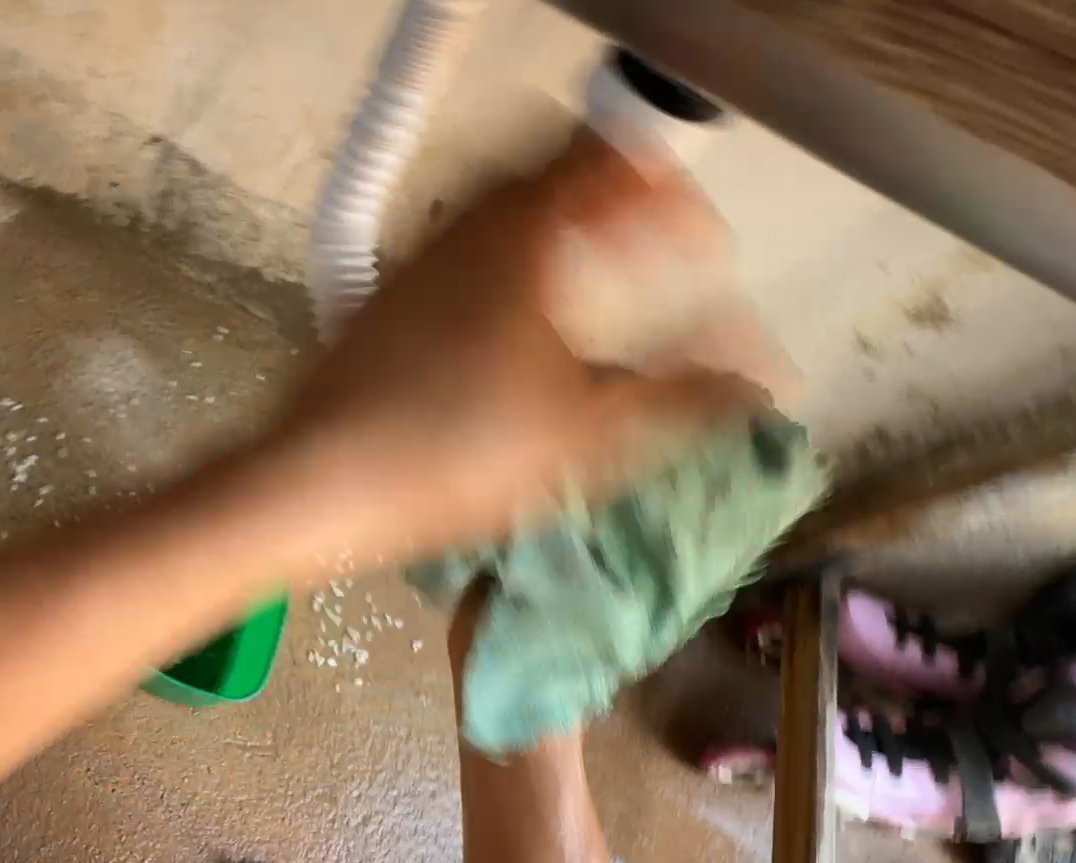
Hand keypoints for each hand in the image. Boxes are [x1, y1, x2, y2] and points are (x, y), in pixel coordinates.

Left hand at [263, 132, 769, 567]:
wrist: (318, 486)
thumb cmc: (453, 455)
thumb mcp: (587, 435)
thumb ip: (682, 397)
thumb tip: (756, 377)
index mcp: (518, 240)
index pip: (608, 163)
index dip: (664, 193)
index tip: (694, 246)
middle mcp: (453, 238)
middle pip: (540, 186)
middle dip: (601, 210)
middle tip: (638, 254)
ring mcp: (402, 275)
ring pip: (484, 231)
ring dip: (542, 248)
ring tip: (576, 300)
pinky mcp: (369, 317)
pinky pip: (442, 274)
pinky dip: (486, 284)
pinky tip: (493, 341)